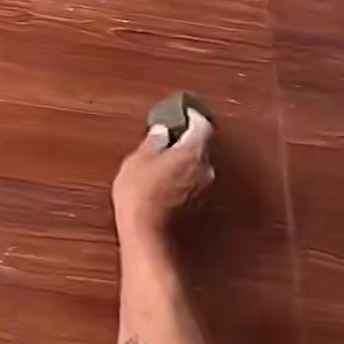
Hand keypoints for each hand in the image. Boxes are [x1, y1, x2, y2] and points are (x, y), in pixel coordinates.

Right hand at [112, 115, 214, 235]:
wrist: (146, 230)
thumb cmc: (140, 193)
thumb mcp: (139, 159)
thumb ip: (154, 142)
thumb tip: (161, 133)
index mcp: (192, 151)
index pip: (202, 125)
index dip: (193, 117)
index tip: (184, 113)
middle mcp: (205, 168)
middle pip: (201, 146)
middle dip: (185, 140)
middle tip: (168, 136)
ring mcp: (203, 187)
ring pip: (196, 165)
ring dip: (182, 160)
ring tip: (161, 161)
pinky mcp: (197, 203)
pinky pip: (192, 181)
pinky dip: (181, 177)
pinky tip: (163, 180)